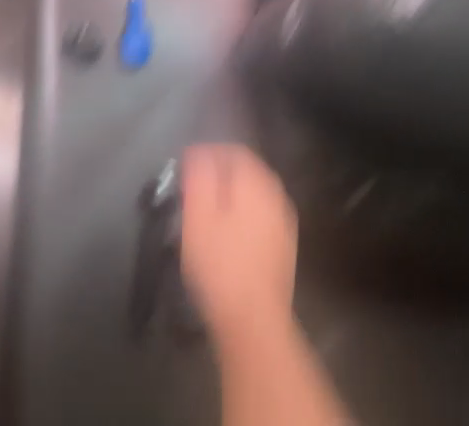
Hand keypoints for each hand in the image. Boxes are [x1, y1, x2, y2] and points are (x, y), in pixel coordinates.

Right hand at [180, 144, 298, 344]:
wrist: (252, 318)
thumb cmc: (218, 263)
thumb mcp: (198, 215)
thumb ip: (201, 177)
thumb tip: (199, 151)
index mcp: (256, 187)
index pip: (236, 151)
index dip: (208, 151)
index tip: (184, 164)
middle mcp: (276, 199)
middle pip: (249, 169)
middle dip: (220, 169)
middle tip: (192, 183)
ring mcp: (284, 224)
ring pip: (256, 191)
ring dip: (232, 189)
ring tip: (205, 203)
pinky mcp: (283, 245)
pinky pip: (262, 211)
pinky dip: (243, 207)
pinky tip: (226, 226)